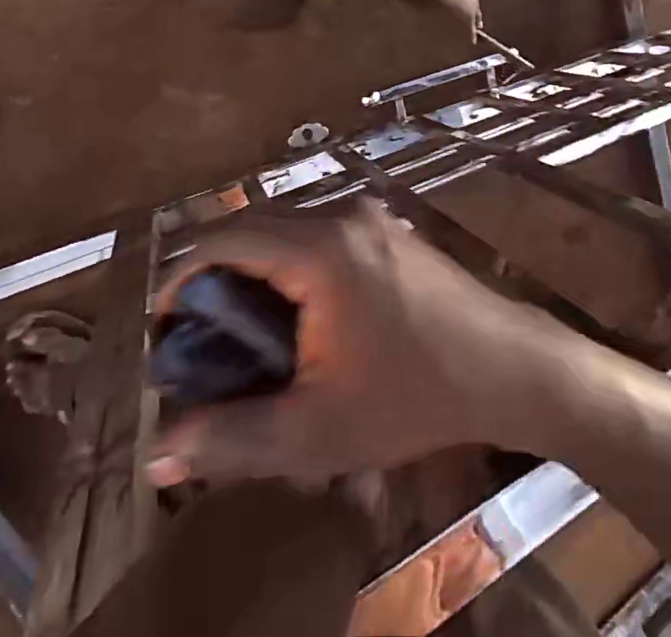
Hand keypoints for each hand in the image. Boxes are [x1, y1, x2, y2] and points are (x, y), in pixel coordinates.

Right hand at [145, 200, 571, 486]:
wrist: (511, 368)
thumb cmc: (417, 395)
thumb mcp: (318, 430)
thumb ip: (232, 438)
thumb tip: (159, 454)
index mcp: (321, 249)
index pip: (224, 237)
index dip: (180, 278)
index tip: (166, 330)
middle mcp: (346, 216)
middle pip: (255, 226)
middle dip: (216, 275)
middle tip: (201, 337)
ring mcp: (375, 219)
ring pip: (290, 229)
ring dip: (257, 270)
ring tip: (245, 332)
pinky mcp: (393, 232)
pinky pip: (324, 236)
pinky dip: (295, 266)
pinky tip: (302, 318)